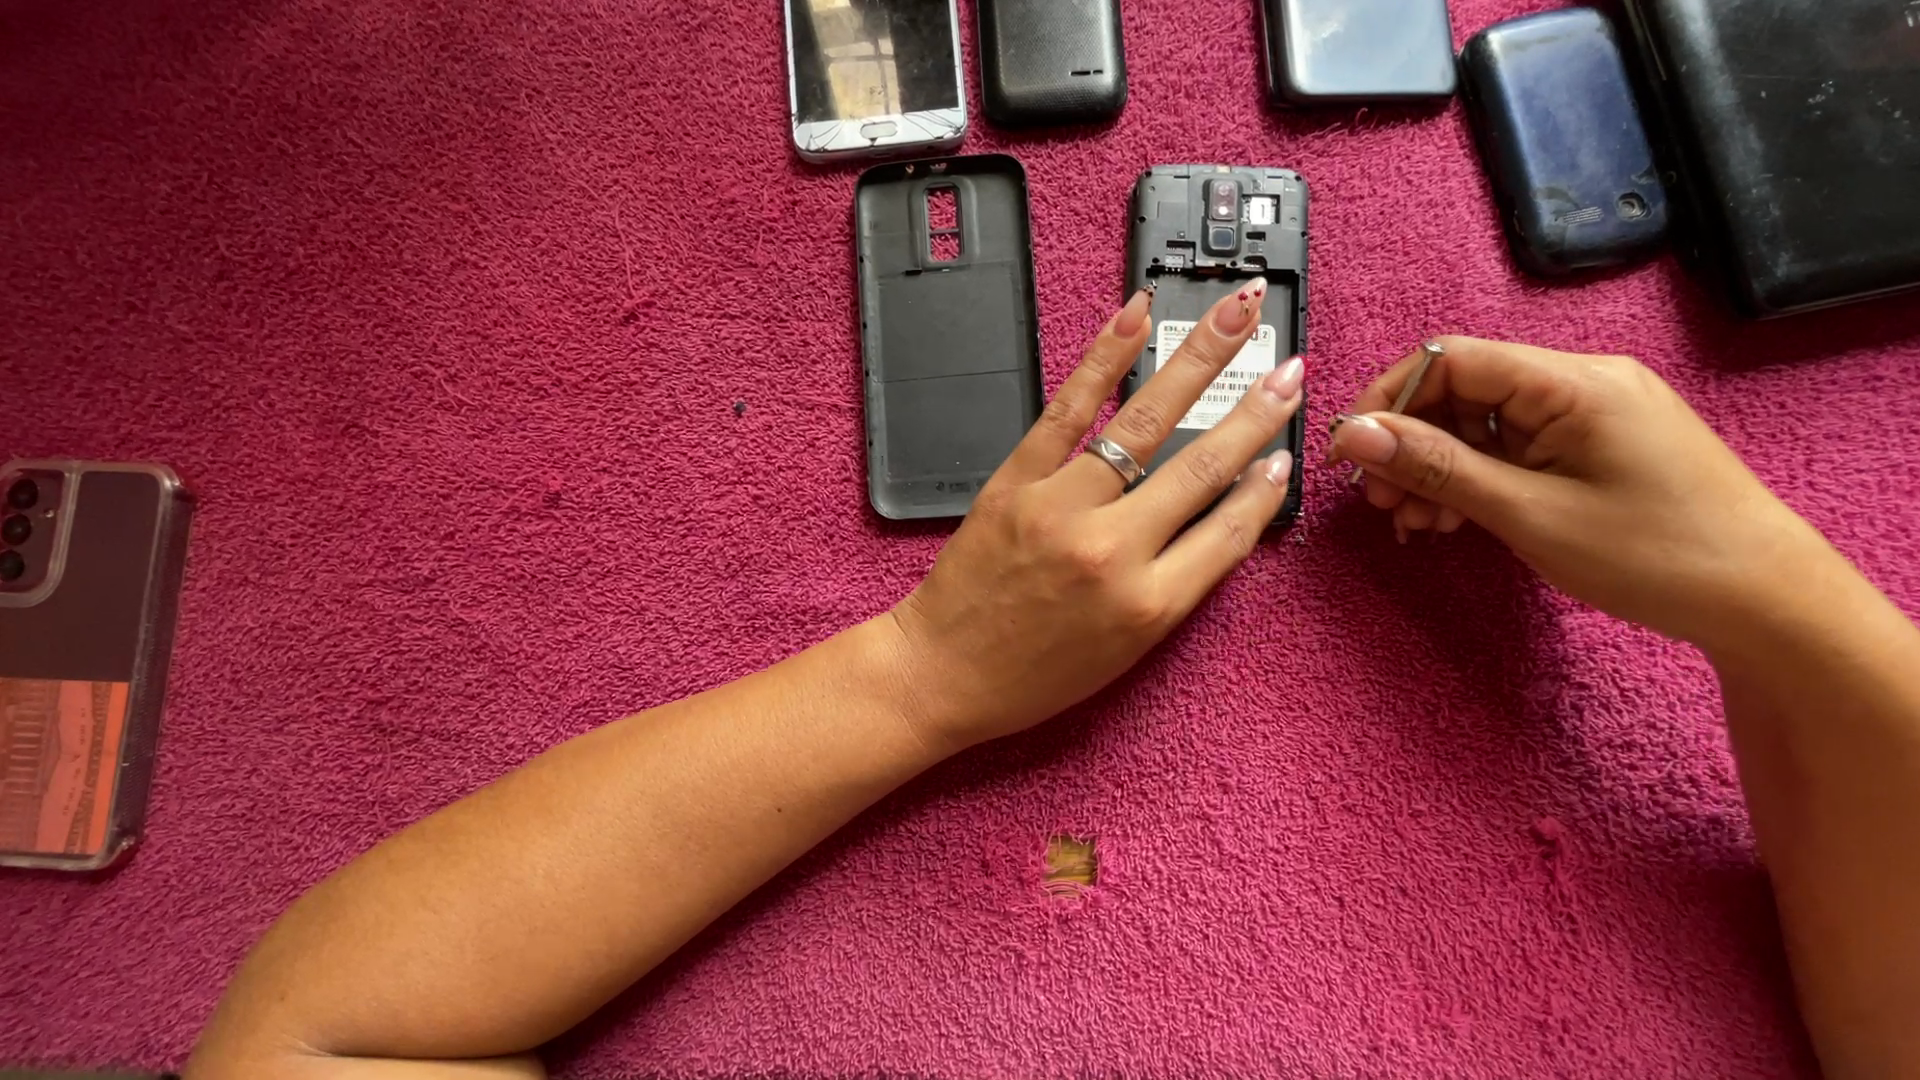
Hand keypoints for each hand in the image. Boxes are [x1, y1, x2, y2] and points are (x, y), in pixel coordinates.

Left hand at [889, 281, 1304, 753]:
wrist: (943, 672)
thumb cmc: (1032, 675)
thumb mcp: (1124, 653)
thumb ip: (1174, 588)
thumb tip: (1218, 519)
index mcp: (1147, 605)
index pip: (1229, 532)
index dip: (1265, 489)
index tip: (1288, 453)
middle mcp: (1111, 551)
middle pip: (1201, 468)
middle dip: (1256, 412)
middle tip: (1292, 367)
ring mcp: (1060, 509)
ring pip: (1143, 423)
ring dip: (1198, 358)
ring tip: (1237, 312)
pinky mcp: (1015, 483)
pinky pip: (1067, 410)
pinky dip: (1104, 359)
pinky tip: (1136, 317)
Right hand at [1326, 336, 1829, 650]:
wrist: (1762, 603)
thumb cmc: (1652, 554)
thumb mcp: (1526, 511)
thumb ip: (1436, 466)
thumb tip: (1355, 434)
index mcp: (1572, 382)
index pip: (1451, 360)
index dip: (1388, 400)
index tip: (1350, 454)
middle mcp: (1577, 384)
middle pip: (1457, 394)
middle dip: (1406, 445)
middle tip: (1377, 501)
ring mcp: (1582, 416)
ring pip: (1473, 427)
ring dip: (1431, 470)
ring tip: (1411, 522)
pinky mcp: (1583, 448)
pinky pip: (1503, 451)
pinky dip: (1465, 482)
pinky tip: (1446, 519)